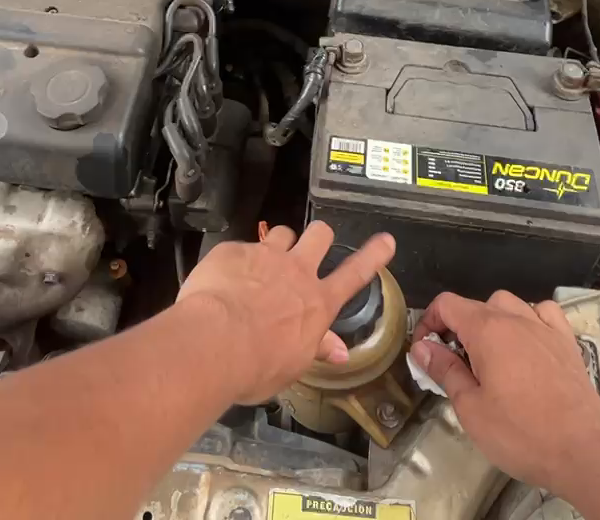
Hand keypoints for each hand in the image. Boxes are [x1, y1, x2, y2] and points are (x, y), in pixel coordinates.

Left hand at [175, 222, 394, 402]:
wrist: (213, 342)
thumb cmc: (256, 367)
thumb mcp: (292, 365)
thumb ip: (315, 348)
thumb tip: (341, 351)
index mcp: (317, 303)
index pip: (353, 275)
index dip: (372, 256)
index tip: (386, 240)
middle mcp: (296, 271)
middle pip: (320, 234)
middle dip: (318, 237)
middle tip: (307, 251)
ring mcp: (265, 255)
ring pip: (282, 232)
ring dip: (277, 246)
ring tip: (262, 267)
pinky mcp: (233, 250)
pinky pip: (241, 247)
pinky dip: (236, 262)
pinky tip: (222, 281)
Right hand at [409, 291, 599, 492]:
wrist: (584, 454)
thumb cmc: (522, 434)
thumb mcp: (471, 408)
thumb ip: (445, 371)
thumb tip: (423, 348)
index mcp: (486, 330)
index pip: (447, 304)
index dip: (429, 322)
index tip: (426, 350)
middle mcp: (515, 318)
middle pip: (475, 305)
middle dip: (458, 327)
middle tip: (455, 363)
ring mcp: (544, 328)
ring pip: (509, 304)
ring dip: (492, 319)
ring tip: (489, 352)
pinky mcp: (567, 343)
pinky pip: (544, 312)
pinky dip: (530, 318)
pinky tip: (527, 340)